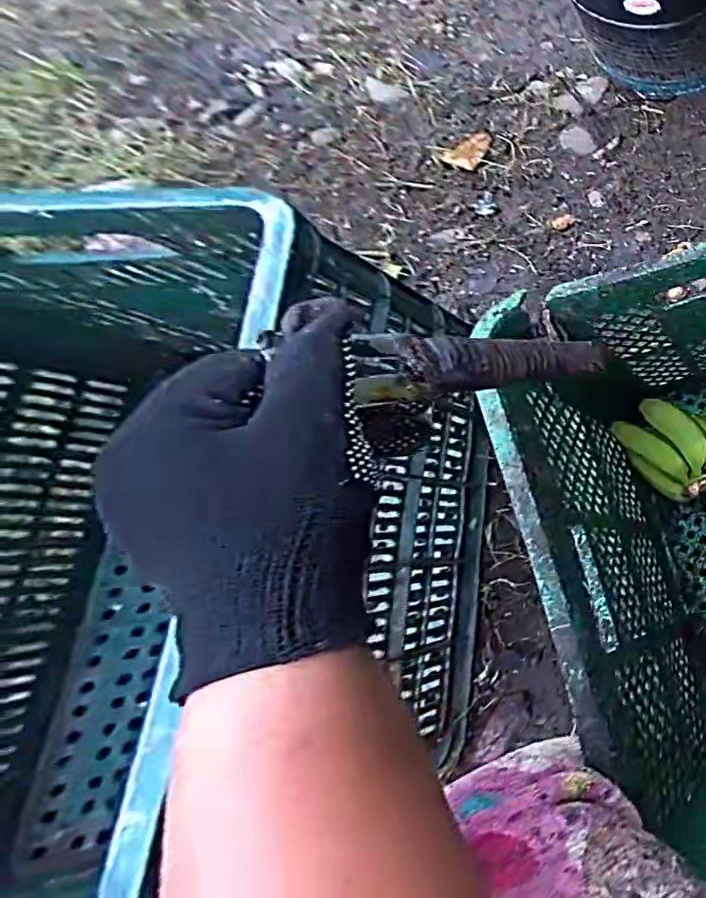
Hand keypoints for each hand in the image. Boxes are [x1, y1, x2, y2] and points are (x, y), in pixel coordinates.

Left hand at [95, 298, 374, 698]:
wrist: (281, 618)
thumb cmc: (292, 513)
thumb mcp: (309, 426)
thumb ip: (313, 363)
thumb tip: (327, 309)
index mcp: (153, 431)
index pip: (239, 368)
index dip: (305, 381)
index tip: (349, 409)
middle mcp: (136, 465)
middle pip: (243, 409)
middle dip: (306, 420)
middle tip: (350, 445)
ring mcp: (154, 509)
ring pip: (246, 450)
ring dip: (303, 452)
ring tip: (339, 479)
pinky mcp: (184, 539)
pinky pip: (239, 487)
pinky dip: (285, 485)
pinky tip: (313, 508)